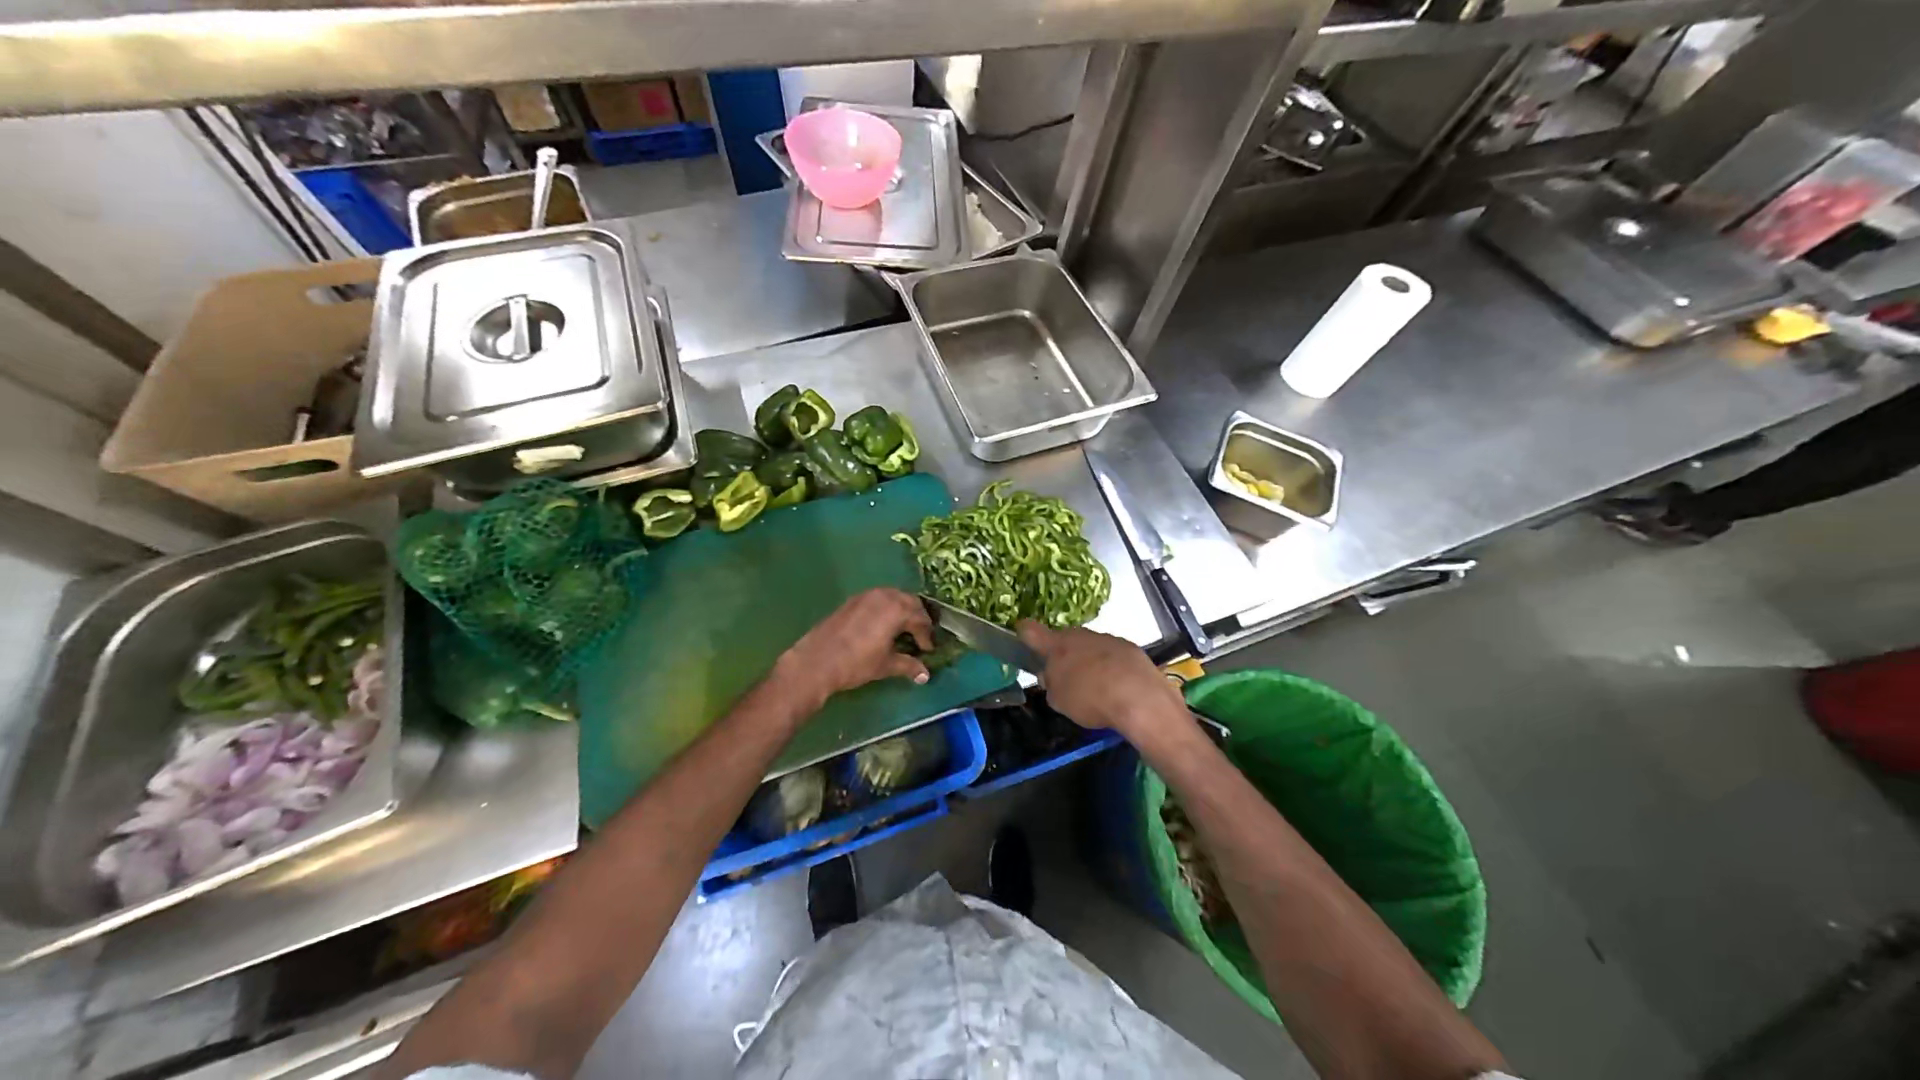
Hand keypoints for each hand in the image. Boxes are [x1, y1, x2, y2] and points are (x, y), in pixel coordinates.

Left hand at [774, 588, 935, 709]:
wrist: (816, 662)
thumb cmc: (856, 663)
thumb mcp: (885, 665)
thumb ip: (908, 666)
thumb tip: (925, 675)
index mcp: (896, 609)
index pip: (921, 619)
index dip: (926, 636)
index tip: (927, 650)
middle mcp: (884, 596)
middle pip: (910, 602)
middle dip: (917, 618)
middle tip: (919, 636)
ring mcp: (866, 596)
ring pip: (893, 597)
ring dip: (902, 610)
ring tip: (903, 629)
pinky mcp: (852, 601)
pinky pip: (877, 599)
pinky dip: (886, 608)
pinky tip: (882, 625)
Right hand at [1018, 621, 1187, 740]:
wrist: (1140, 698)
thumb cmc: (1090, 699)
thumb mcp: (1059, 700)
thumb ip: (1051, 684)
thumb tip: (1051, 675)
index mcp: (1056, 646)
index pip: (1031, 630)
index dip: (1023, 633)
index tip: (1021, 638)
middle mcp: (1080, 635)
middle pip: (1064, 639)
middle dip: (1062, 654)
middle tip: (1065, 678)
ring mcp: (1107, 638)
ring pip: (1090, 646)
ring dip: (1088, 661)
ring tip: (1096, 688)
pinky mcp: (1130, 648)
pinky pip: (1112, 655)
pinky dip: (1111, 667)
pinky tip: (1117, 688)